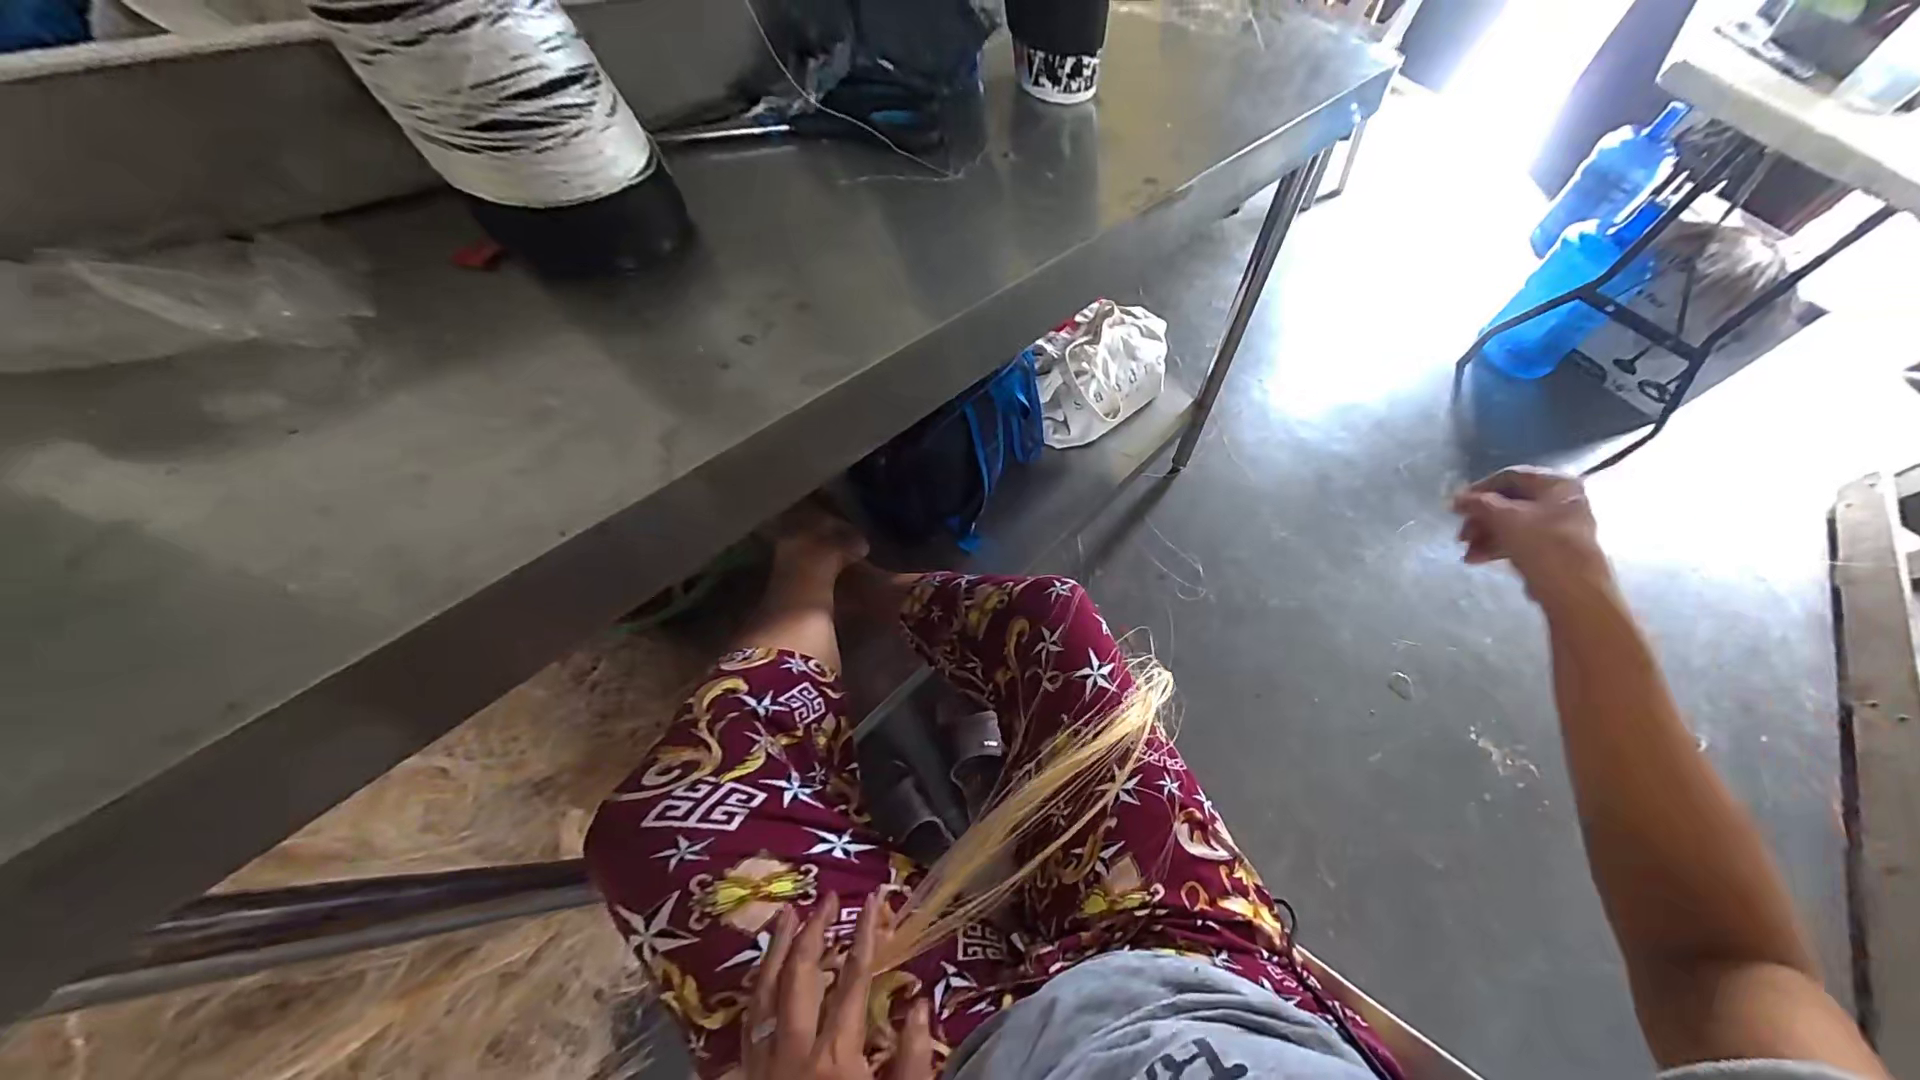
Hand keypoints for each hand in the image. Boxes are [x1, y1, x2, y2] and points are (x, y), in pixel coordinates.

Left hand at [743, 892, 933, 1079]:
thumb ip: (911, 1059)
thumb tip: (920, 1002)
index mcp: (834, 1057)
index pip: (854, 977)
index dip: (866, 931)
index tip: (876, 895)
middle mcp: (792, 1052)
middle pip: (800, 974)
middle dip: (814, 929)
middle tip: (827, 896)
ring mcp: (762, 1067)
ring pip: (762, 992)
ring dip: (775, 949)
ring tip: (785, 913)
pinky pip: (746, 1025)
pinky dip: (756, 991)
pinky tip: (762, 976)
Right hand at [1452, 467, 1611, 604]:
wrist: (1572, 587)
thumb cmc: (1541, 542)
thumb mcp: (1503, 517)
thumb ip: (1477, 503)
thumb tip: (1456, 498)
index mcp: (1557, 484)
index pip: (1509, 476)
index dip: (1479, 489)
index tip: (1457, 505)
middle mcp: (1560, 500)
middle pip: (1507, 502)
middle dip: (1479, 518)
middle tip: (1461, 534)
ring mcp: (1556, 524)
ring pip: (1508, 523)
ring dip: (1483, 535)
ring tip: (1467, 552)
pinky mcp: (1551, 546)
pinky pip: (1516, 539)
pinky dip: (1494, 546)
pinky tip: (1476, 559)